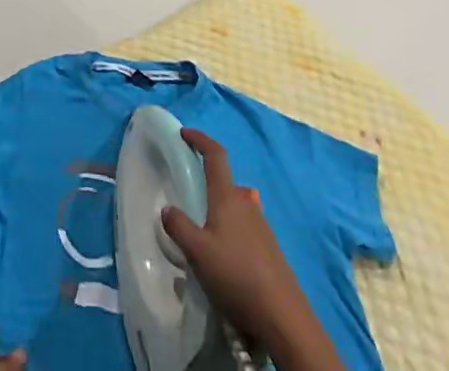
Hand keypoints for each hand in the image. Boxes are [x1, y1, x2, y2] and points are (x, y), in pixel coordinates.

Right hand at [160, 129, 303, 336]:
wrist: (281, 314)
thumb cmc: (235, 274)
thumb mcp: (197, 252)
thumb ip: (179, 227)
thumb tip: (167, 208)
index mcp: (228, 197)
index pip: (216, 155)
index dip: (200, 140)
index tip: (184, 133)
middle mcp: (246, 204)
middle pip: (225, 181)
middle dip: (207, 181)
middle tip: (186, 193)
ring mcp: (260, 225)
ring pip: (234, 205)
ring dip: (218, 208)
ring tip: (200, 229)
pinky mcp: (268, 246)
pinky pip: (243, 225)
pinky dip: (228, 228)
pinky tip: (220, 253)